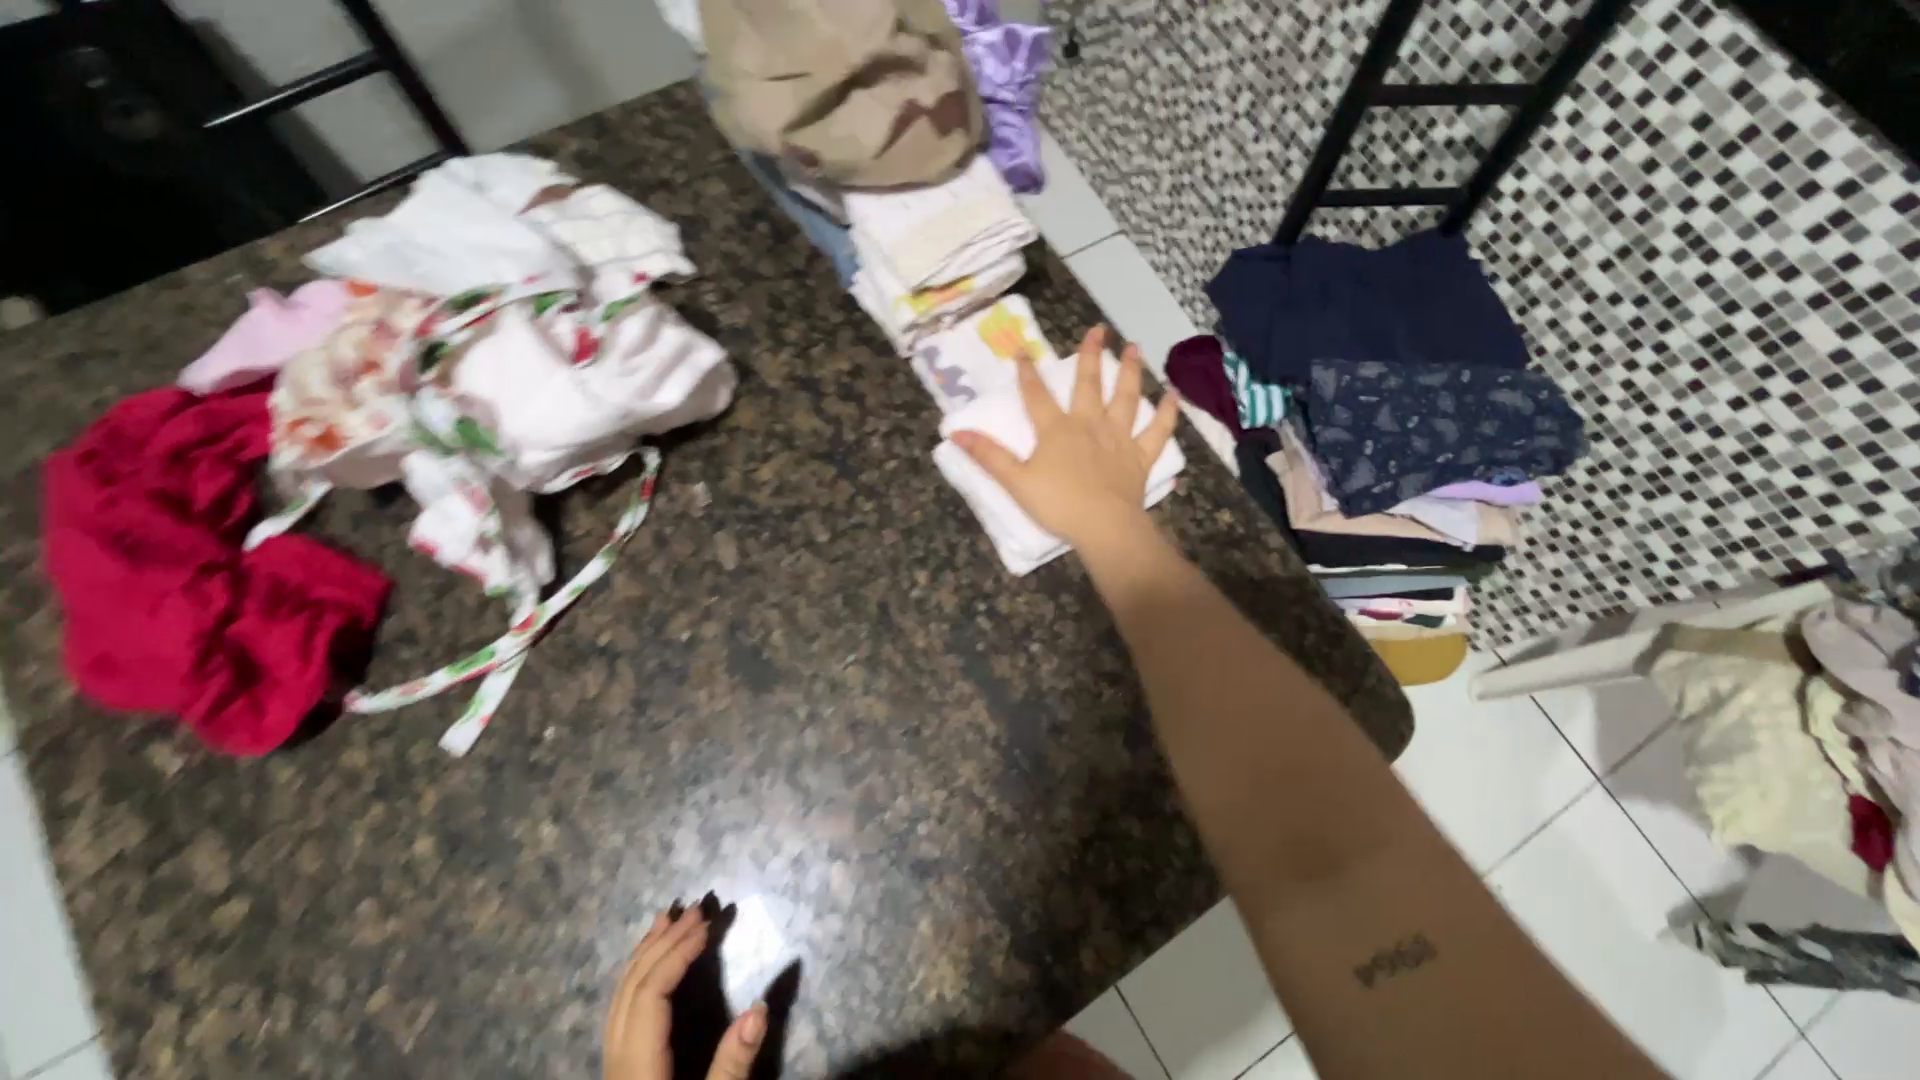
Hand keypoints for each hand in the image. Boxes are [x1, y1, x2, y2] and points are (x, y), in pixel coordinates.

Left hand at [604, 905, 767, 1079]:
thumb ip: (732, 1064)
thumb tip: (759, 1008)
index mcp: (637, 1064)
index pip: (651, 993)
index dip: (678, 954)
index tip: (708, 925)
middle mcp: (617, 1055)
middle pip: (633, 987)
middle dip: (664, 942)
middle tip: (695, 908)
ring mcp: (613, 1060)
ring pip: (621, 994)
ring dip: (647, 952)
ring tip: (668, 918)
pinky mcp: (620, 1065)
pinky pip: (621, 1006)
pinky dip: (637, 973)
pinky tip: (650, 961)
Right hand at [950, 325, 1180, 549]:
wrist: (1103, 527)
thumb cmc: (1057, 504)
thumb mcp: (1015, 481)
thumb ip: (988, 455)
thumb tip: (955, 432)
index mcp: (1056, 429)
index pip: (1037, 395)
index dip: (1027, 373)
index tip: (1022, 351)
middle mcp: (1089, 424)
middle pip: (1089, 384)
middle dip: (1091, 355)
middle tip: (1098, 329)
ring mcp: (1118, 438)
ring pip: (1126, 397)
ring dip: (1130, 371)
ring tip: (1134, 347)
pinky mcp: (1140, 457)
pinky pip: (1157, 430)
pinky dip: (1167, 412)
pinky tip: (1173, 394)